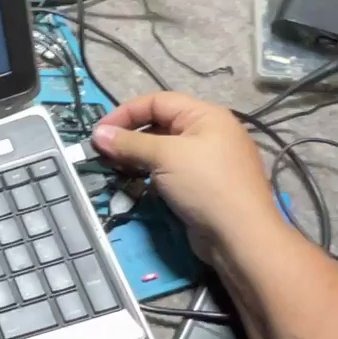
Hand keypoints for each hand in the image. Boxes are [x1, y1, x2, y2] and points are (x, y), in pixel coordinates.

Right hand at [90, 92, 283, 258]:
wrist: (240, 236)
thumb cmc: (205, 185)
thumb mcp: (164, 157)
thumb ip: (129, 143)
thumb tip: (97, 134)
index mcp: (205, 116)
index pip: (157, 101)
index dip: (125, 113)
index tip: (99, 132)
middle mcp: (207, 133)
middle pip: (158, 124)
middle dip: (128, 137)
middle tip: (103, 153)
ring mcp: (205, 160)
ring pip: (161, 150)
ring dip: (136, 157)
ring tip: (114, 168)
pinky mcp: (200, 184)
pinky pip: (168, 170)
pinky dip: (149, 173)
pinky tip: (134, 183)